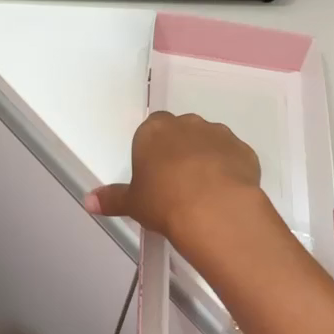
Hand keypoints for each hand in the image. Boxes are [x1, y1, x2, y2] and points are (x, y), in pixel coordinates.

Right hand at [88, 112, 275, 242]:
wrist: (214, 209)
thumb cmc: (164, 202)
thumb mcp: (133, 204)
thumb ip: (112, 199)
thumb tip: (89, 201)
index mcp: (154, 131)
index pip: (150, 133)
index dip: (152, 155)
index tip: (154, 178)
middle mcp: (187, 124)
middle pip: (181, 134)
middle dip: (180, 153)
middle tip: (177, 186)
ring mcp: (219, 134)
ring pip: (209, 143)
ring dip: (206, 160)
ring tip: (203, 193)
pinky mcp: (244, 150)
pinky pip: (233, 158)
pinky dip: (230, 172)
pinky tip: (224, 195)